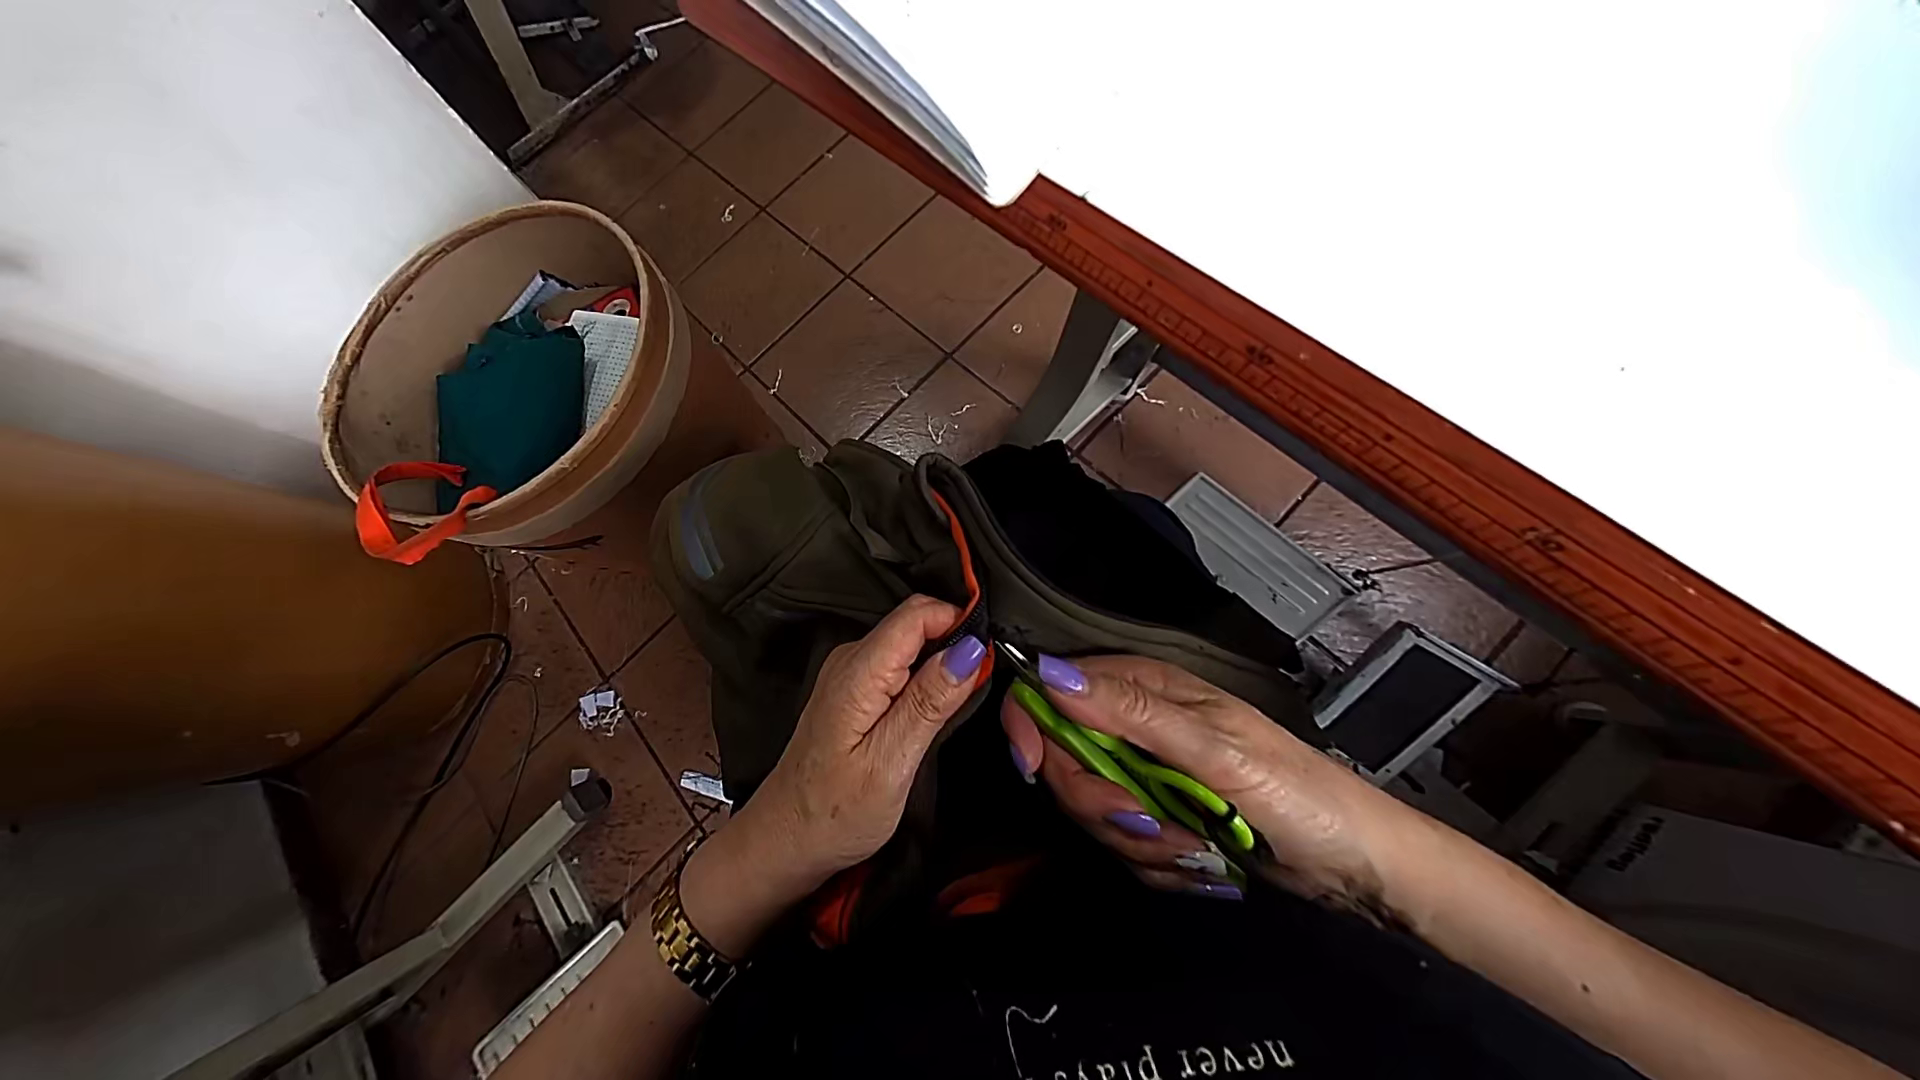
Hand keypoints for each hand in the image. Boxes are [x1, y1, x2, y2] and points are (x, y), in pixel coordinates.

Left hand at [683, 595, 986, 954]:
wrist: (785, 840)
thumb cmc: (833, 814)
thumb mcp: (892, 763)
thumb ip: (930, 701)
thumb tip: (969, 651)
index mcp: (858, 672)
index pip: (918, 613)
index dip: (959, 622)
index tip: (987, 655)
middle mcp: (851, 659)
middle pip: (915, 619)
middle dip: (955, 639)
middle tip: (978, 682)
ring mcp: (850, 671)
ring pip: (910, 638)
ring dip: (943, 658)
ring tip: (957, 701)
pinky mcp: (855, 687)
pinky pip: (899, 659)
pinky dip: (926, 672)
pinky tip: (933, 706)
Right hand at [1001, 653, 1396, 906]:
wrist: (1351, 861)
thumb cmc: (1297, 793)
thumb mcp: (1213, 749)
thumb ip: (1130, 712)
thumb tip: (1052, 675)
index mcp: (1145, 688)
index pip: (1054, 689)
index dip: (1033, 723)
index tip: (1034, 766)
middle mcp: (1135, 724)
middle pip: (1063, 756)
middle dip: (1099, 799)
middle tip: (1150, 816)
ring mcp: (1143, 771)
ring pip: (1089, 805)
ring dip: (1135, 836)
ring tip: (1192, 838)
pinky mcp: (1154, 814)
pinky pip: (1118, 842)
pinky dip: (1152, 858)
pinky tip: (1196, 854)